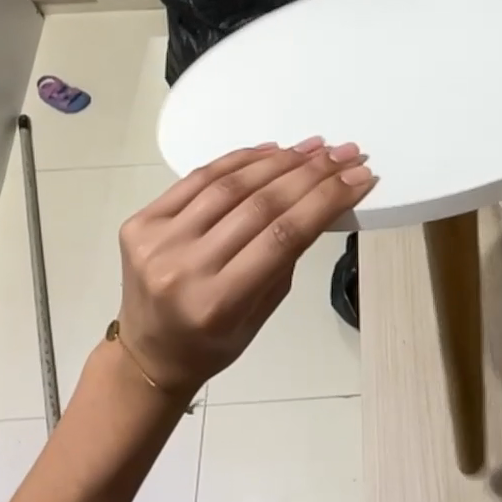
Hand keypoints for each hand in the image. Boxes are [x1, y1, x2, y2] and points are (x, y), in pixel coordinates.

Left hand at [113, 138, 375, 395]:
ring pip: (230, 185)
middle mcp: (184, 268)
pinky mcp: (141, 222)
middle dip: (311, 174)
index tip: (360, 177)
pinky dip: (239, 160)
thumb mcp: (263, 312)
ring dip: (280, 161)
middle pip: (261, 205)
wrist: (148, 353)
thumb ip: (286, 257)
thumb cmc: (214, 343)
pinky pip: (198, 178)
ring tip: (315, 148)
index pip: (283, 236)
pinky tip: (271, 150)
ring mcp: (158, 242)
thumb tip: (318, 198)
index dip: (326, 200)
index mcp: (218, 303)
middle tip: (345, 155)